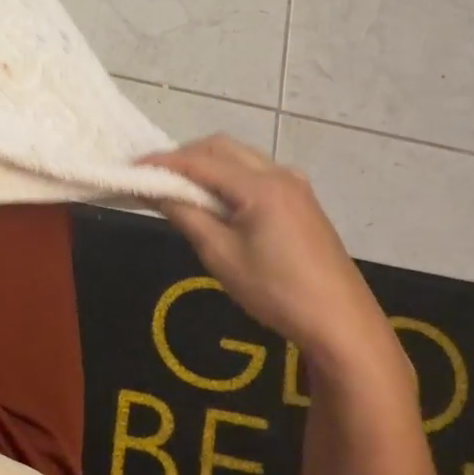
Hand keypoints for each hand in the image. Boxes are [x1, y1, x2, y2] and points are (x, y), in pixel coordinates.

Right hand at [144, 136, 390, 365]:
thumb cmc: (277, 292)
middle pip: (220, 147)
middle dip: (183, 156)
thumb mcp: (220, 254)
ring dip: (206, 163)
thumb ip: (184, 213)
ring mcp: (296, 188)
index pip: (198, 160)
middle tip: (154, 177)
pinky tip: (216, 199)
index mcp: (261, 187)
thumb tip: (152, 189)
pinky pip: (256, 171)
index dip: (161, 162)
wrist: (344, 327)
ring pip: (239, 156)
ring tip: (179, 188)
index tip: (129, 169)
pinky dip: (228, 174)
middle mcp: (280, 176)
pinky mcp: (302, 203)